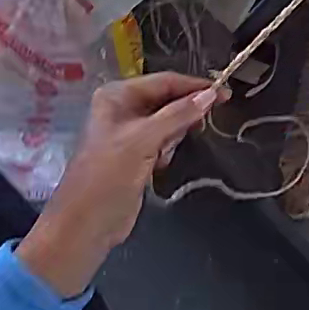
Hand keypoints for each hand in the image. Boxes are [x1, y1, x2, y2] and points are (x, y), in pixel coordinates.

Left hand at [18, 73, 220, 297]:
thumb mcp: (144, 140)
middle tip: (207, 121)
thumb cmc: (108, 177)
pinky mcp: (136, 154)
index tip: (224, 93)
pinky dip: (168, 149)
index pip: (164, 81)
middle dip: (184, 112)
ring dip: (175, 134)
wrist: (84, 228)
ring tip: (165, 153)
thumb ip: (178, 114)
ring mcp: (129, 132)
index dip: (194, 86)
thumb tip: (211, 93)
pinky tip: (161, 164)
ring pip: (168, 121)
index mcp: (117, 95)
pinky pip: (163, 141)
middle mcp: (122, 108)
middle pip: (168, 99)